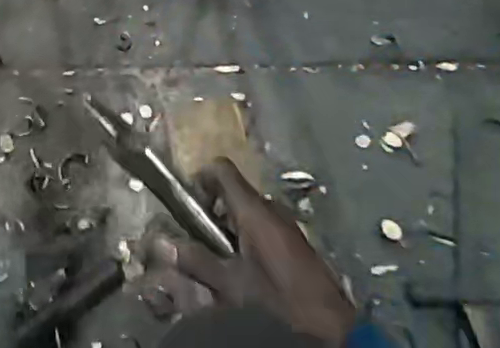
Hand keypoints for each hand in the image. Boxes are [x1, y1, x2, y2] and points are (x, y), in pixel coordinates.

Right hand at [144, 157, 358, 344]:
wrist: (338, 333)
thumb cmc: (282, 300)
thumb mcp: (234, 285)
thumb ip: (197, 260)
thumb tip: (161, 242)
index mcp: (254, 210)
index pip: (221, 169)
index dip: (200, 177)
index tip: (191, 203)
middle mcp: (271, 209)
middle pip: (232, 191)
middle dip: (212, 209)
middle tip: (202, 237)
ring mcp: (288, 226)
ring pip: (248, 210)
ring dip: (230, 226)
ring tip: (224, 257)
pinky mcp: (298, 244)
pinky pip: (265, 226)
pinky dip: (249, 237)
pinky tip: (249, 269)